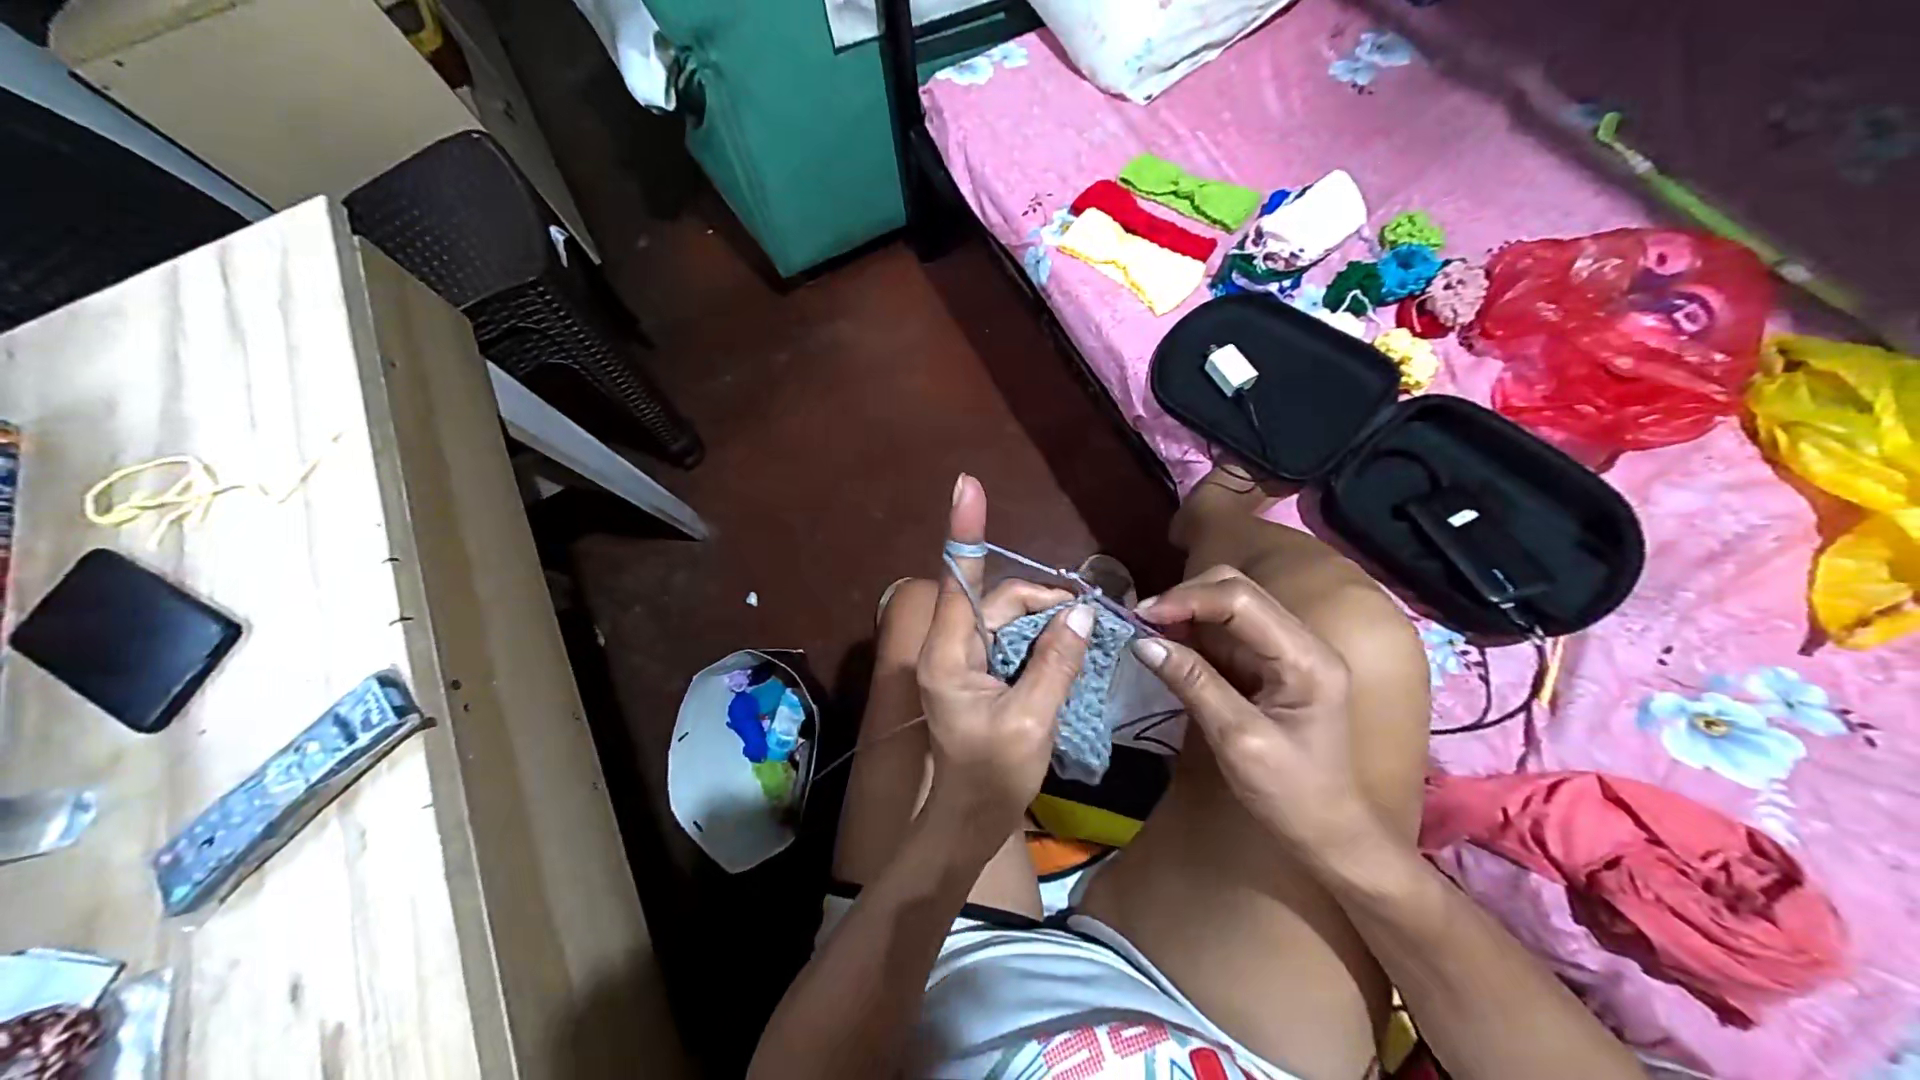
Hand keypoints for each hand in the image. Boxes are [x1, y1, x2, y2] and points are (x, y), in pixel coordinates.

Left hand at [918, 475, 1091, 842]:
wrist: (969, 819)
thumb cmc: (994, 776)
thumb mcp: (1033, 720)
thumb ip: (1056, 662)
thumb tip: (1082, 615)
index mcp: (949, 655)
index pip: (957, 580)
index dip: (964, 530)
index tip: (965, 483)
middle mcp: (950, 647)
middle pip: (996, 599)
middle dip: (1041, 600)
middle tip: (1088, 617)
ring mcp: (962, 660)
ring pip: (1006, 618)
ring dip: (1043, 619)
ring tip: (1082, 633)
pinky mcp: (977, 673)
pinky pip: (1010, 639)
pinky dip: (1038, 638)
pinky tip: (1064, 648)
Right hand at [1130, 566, 1376, 859]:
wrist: (1330, 831)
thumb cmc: (1292, 794)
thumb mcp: (1238, 740)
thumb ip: (1194, 684)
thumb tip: (1143, 643)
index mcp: (1306, 657)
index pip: (1240, 601)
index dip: (1187, 599)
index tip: (1141, 616)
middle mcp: (1300, 641)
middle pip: (1235, 590)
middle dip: (1184, 599)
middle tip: (1141, 624)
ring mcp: (1285, 650)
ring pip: (1227, 605)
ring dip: (1184, 613)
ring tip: (1147, 634)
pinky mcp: (1267, 664)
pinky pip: (1223, 632)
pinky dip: (1190, 632)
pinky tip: (1167, 647)